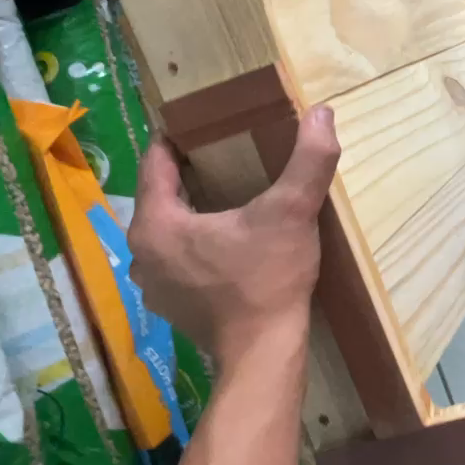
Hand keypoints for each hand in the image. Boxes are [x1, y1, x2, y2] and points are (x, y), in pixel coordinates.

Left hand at [127, 107, 341, 364]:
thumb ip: (309, 160)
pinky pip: (179, 254)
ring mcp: (153, 282)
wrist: (264, 352)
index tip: (205, 120)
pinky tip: (231, 237)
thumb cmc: (269, 278)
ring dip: (194, 206)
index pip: (155, 162)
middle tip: (229, 149)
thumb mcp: (293, 211)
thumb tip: (322, 111)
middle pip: (162, 194)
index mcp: (156, 224)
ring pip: (170, 226)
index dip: (179, 136)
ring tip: (232, 189)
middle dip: (191, 170)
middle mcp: (141, 252)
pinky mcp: (172, 303)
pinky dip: (199, 238)